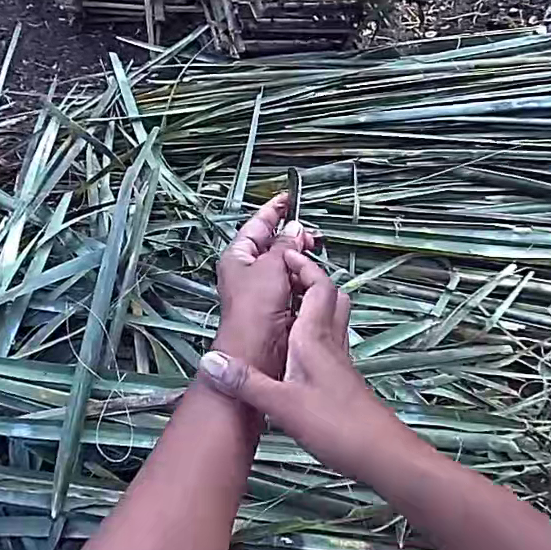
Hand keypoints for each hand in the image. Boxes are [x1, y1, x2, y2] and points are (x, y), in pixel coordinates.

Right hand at [198, 248, 423, 481]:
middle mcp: (330, 341)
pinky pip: (330, 338)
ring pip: (333, 316)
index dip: (303, 266)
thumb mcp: (282, 405)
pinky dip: (314, 327)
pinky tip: (296, 345)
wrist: (380, 453)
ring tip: (286, 303)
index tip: (283, 254)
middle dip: (309, 278)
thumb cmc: (335, 426)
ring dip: (314, 301)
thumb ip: (245, 382)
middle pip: (330, 295)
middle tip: (284, 276)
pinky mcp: (342, 376)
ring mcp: (339, 359)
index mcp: (315, 338)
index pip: (317, 286)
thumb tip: (208, 360)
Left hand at [212, 192, 317, 378]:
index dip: (273, 211)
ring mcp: (264, 289)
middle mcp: (248, 271)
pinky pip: (294, 284)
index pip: (256, 225)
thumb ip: (285, 246)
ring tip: (312, 253)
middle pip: (273, 245)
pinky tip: (312, 276)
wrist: (257, 351)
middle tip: (309, 233)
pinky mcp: (278, 305)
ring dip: (299, 258)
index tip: (287, 198)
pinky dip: (303, 277)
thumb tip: (294, 229)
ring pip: (286, 264)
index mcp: (238, 257)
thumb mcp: (271, 267)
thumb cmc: (253, 310)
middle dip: (292, 237)